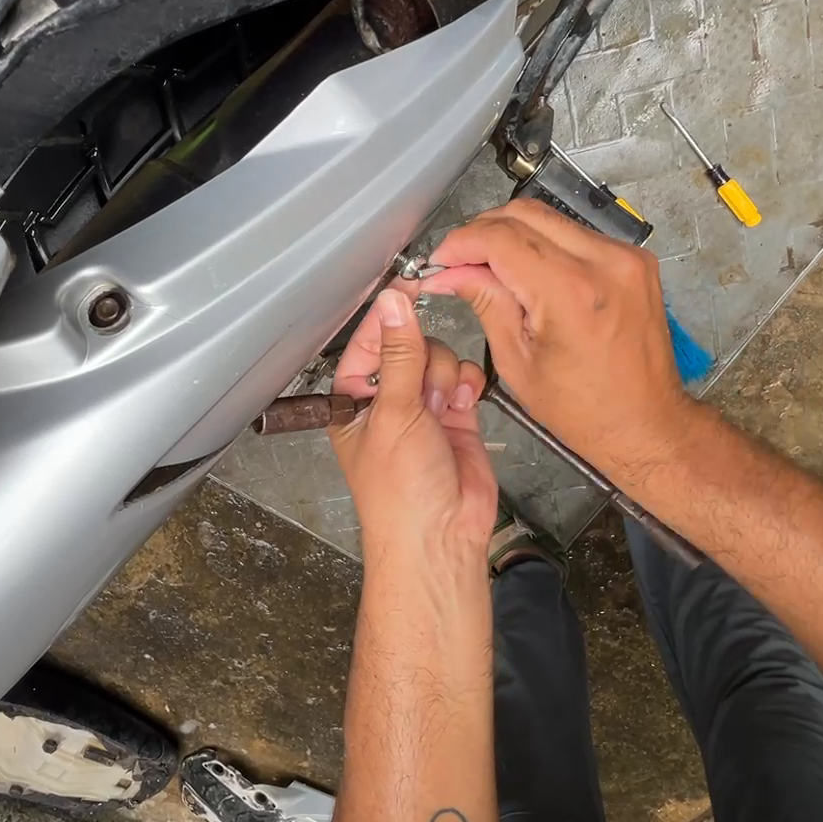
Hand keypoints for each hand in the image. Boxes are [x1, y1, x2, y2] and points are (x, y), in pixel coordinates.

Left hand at [329, 288, 495, 572]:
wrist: (442, 535)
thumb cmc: (400, 485)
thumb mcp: (394, 414)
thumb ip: (399, 355)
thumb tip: (393, 301)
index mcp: (354, 398)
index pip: (369, 341)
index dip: (388, 316)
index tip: (408, 287)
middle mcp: (387, 398)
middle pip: (410, 344)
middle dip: (424, 361)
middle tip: (425, 394)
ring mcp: (422, 406)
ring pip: (440, 358)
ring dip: (445, 378)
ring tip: (443, 412)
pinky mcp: (456, 415)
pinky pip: (464, 378)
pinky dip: (468, 387)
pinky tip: (465, 406)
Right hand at [419, 198, 702, 491]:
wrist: (645, 422)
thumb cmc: (585, 409)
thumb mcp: (517, 362)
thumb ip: (484, 302)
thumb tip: (449, 273)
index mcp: (571, 294)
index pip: (502, 238)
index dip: (461, 243)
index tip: (441, 259)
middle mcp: (605, 264)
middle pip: (524, 214)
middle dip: (481, 232)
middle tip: (458, 262)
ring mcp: (625, 257)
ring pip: (549, 218)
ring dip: (510, 235)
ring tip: (487, 269)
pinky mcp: (634, 259)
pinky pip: (574, 233)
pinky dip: (541, 244)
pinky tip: (524, 273)